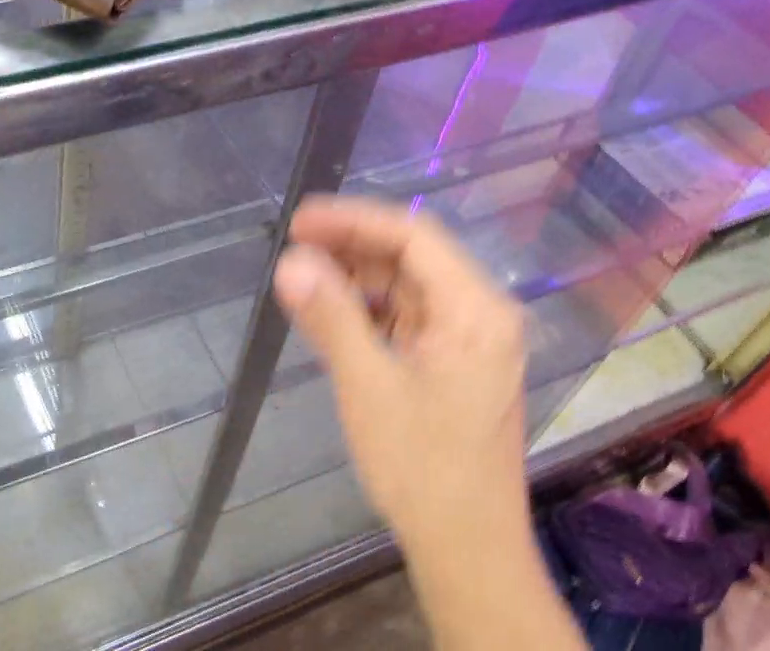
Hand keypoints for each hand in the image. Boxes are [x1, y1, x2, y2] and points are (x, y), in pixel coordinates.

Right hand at [272, 194, 530, 547]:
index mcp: (475, 310)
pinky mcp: (452, 365)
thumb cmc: (422, 466)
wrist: (467, 550)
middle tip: (292, 246)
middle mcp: (480, 315)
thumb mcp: (368, 385)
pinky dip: (366, 310)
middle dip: (351, 246)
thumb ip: (330, 316)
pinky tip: (328, 312)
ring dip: (355, 277)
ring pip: (406, 286)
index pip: (414, 236)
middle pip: (412, 257)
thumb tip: (289, 261)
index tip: (300, 220)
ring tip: (301, 275)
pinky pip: (405, 318)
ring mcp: (467, 341)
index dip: (354, 220)